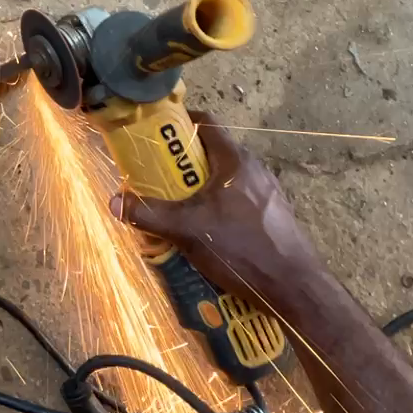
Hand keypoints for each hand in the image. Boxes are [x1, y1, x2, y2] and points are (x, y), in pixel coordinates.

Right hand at [110, 109, 322, 305]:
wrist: (298, 291)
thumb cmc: (242, 248)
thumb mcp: (187, 230)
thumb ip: (149, 214)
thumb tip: (114, 202)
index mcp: (235, 161)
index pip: (206, 122)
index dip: (179, 121)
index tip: (156, 132)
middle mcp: (255, 170)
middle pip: (213, 151)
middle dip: (184, 160)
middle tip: (158, 174)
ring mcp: (268, 194)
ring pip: (227, 177)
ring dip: (202, 185)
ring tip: (179, 204)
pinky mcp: (275, 217)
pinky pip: (240, 198)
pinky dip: (220, 204)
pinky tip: (208, 230)